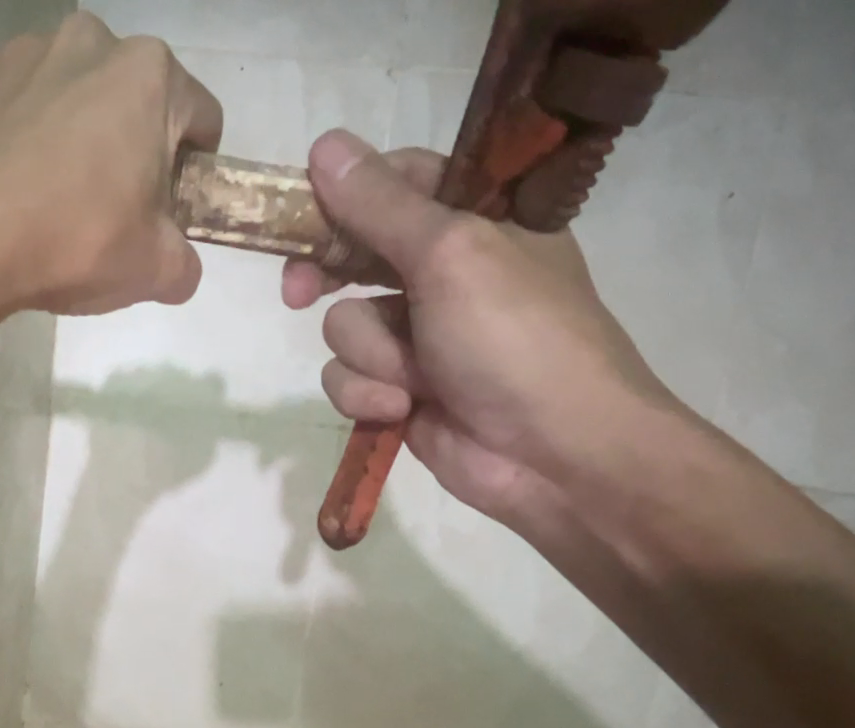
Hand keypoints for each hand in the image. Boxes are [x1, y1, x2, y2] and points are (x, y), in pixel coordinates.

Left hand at [0, 14, 222, 316]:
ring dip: (72, 135)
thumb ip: (184, 264)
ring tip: (48, 198)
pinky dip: (17, 135)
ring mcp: (23, 53)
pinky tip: (6, 184)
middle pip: (131, 99)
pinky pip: (12, 105)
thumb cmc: (74, 242)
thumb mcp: (154, 270)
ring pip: (69, 96)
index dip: (193, 169)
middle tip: (108, 210)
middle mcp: (89, 42)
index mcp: (149, 75)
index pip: (200, 118)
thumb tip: (179, 267)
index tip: (169, 208)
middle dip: (130, 146)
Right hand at [286, 130, 684, 524]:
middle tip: (300, 292)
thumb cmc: (516, 339)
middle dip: (328, 277)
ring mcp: (418, 335)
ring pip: (344, 324)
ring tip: (411, 380)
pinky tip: (401, 410)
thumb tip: (324, 145)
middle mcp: (443, 272)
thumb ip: (381, 205)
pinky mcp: (398, 389)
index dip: (347, 195)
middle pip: (355, 252)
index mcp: (477, 221)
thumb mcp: (451, 254)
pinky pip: (347, 376)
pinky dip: (367, 393)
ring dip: (369, 354)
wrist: (554, 455)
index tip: (301, 211)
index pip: (399, 182)